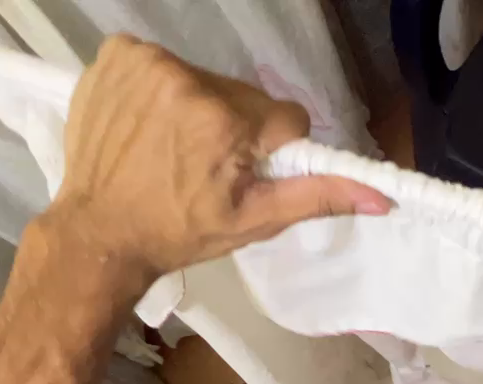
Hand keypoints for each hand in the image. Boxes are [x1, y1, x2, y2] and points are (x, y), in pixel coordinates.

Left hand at [40, 35, 390, 296]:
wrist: (102, 230)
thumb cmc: (182, 232)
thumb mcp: (256, 220)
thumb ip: (317, 197)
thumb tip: (380, 196)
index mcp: (224, 118)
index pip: (286, 117)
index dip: (277, 150)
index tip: (249, 174)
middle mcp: (186, 76)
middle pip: (245, 98)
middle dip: (240, 130)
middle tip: (212, 169)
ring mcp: (146, 60)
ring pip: (209, 82)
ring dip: (204, 111)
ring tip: (179, 150)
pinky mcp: (118, 53)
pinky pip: (167, 67)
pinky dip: (167, 93)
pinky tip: (153, 127)